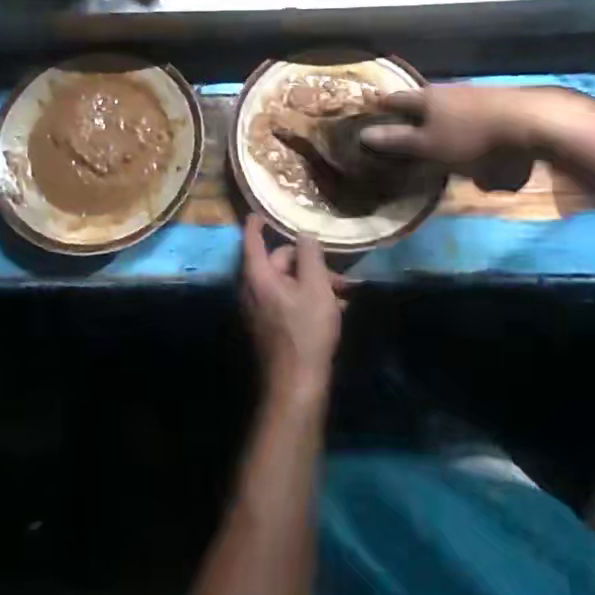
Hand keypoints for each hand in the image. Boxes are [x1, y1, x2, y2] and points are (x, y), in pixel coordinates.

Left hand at [240, 214, 344, 393]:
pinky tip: (333, 312)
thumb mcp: (316, 287)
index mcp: (257, 274)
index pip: (252, 237)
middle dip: (307, 263)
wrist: (296, 384)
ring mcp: (256, 309)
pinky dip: (305, 299)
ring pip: (285, 283)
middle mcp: (250, 288)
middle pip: (276, 262)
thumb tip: (304, 234)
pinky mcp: (266, 326)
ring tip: (343, 296)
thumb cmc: (306, 331)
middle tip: (340, 276)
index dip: (257, 221)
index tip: (262, 210)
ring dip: (312, 283)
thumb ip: (310, 255)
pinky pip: (284, 301)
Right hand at [359, 85, 594, 189]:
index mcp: (426, 98)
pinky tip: (482, 155)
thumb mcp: (428, 146)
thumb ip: (396, 141)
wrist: (535, 124)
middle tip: (407, 135)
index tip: (369, 112)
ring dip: (448, 131)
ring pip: (453, 113)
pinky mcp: (502, 107)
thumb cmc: (471, 137)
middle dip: (416, 119)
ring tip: (447, 151)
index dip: (381, 106)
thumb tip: (362, 134)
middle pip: (425, 103)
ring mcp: (477, 96)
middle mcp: (449, 91)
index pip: (395, 99)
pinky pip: (479, 123)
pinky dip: (474, 138)